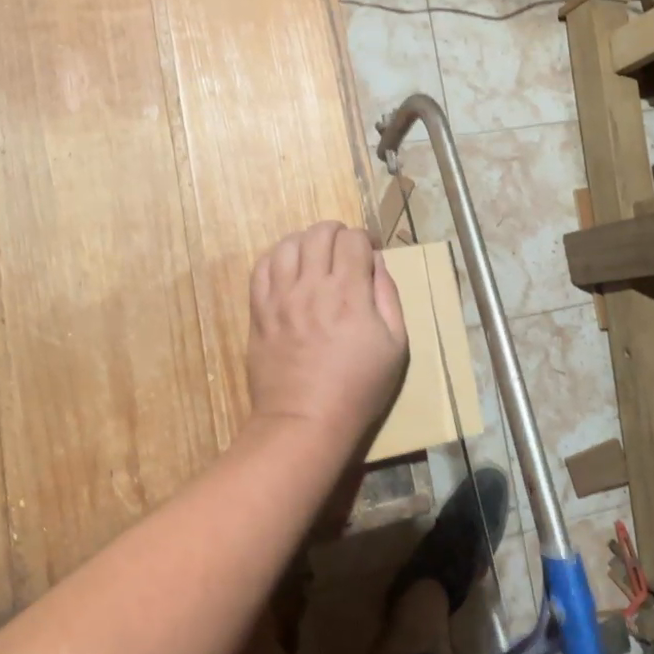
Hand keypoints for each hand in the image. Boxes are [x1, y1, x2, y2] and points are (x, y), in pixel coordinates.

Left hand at [247, 221, 408, 447]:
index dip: (364, 238)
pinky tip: (288, 269)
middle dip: (337, 232)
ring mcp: (281, 297)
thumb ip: (388, 296)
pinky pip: (261, 268)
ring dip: (306, 241)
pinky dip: (276, 258)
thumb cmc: (358, 387)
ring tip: (315, 254)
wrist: (304, 421)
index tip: (369, 251)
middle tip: (344, 248)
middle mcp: (313, 286)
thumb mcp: (395, 345)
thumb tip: (376, 263)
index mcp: (350, 293)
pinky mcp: (259, 311)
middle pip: (320, 233)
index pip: (353, 240)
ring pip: (288, 244)